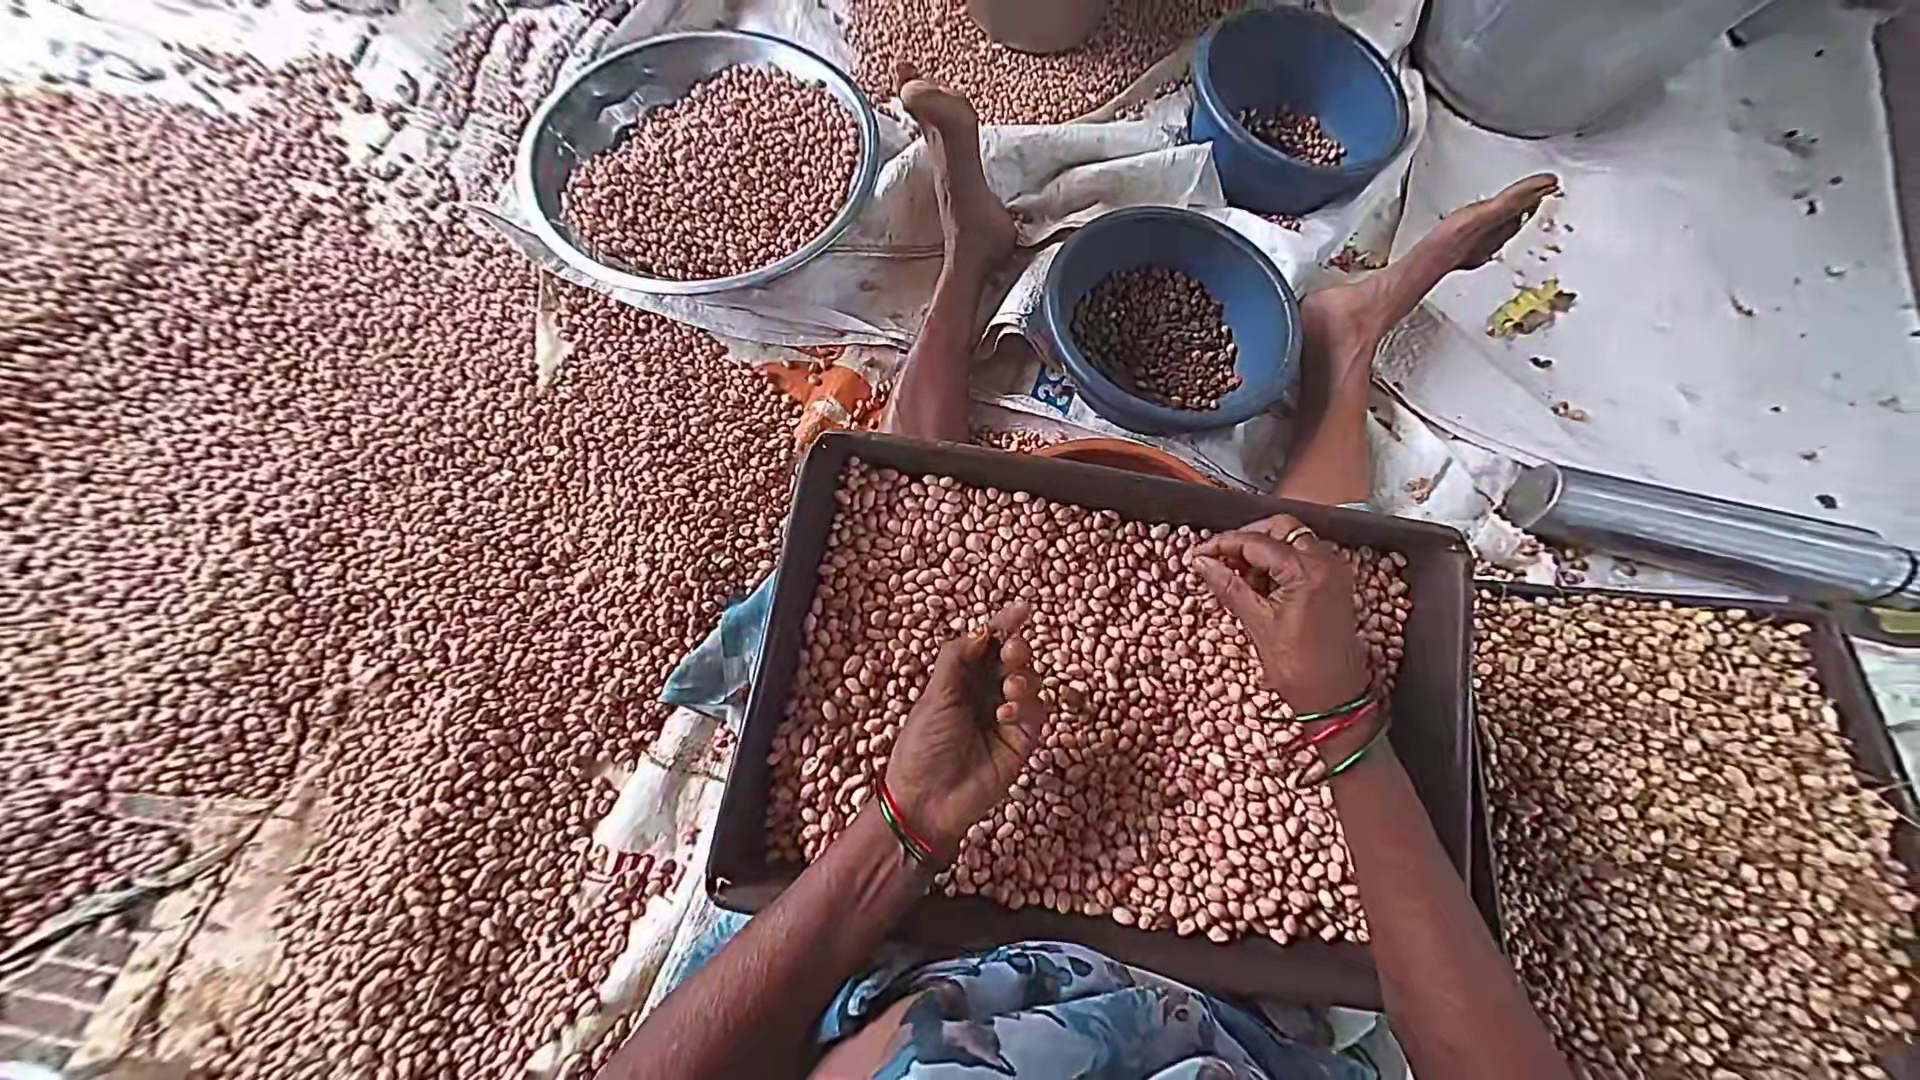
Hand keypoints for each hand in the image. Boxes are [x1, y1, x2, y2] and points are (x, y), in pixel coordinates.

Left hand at [883, 603, 1046, 863]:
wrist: (927, 800)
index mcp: (962, 679)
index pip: (988, 644)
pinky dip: (1026, 707)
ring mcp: (1005, 717)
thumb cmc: (922, 745)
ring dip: (1023, 678)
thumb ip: (957, 658)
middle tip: (1011, 652)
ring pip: (1029, 682)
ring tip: (1008, 689)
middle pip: (1013, 660)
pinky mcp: (1021, 741)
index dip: (1004, 626)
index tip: (1022, 609)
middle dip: (1016, 650)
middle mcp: (986, 693)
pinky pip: (1036, 714)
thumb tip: (982, 630)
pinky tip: (1005, 713)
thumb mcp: (934, 695)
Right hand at [1188, 514, 1370, 715]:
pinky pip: (1302, 557)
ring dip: (1261, 550)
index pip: (1256, 542)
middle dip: (1246, 539)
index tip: (1200, 553)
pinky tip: (1258, 584)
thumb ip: (1228, 586)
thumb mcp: (1256, 623)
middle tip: (1219, 558)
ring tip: (1237, 576)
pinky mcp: (1334, 583)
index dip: (1223, 544)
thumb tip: (1202, 563)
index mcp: (1307, 572)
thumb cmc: (1299, 667)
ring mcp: (1334, 572)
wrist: (1335, 697)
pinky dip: (1277, 562)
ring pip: (1292, 540)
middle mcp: (1327, 564)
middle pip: (1280, 529)